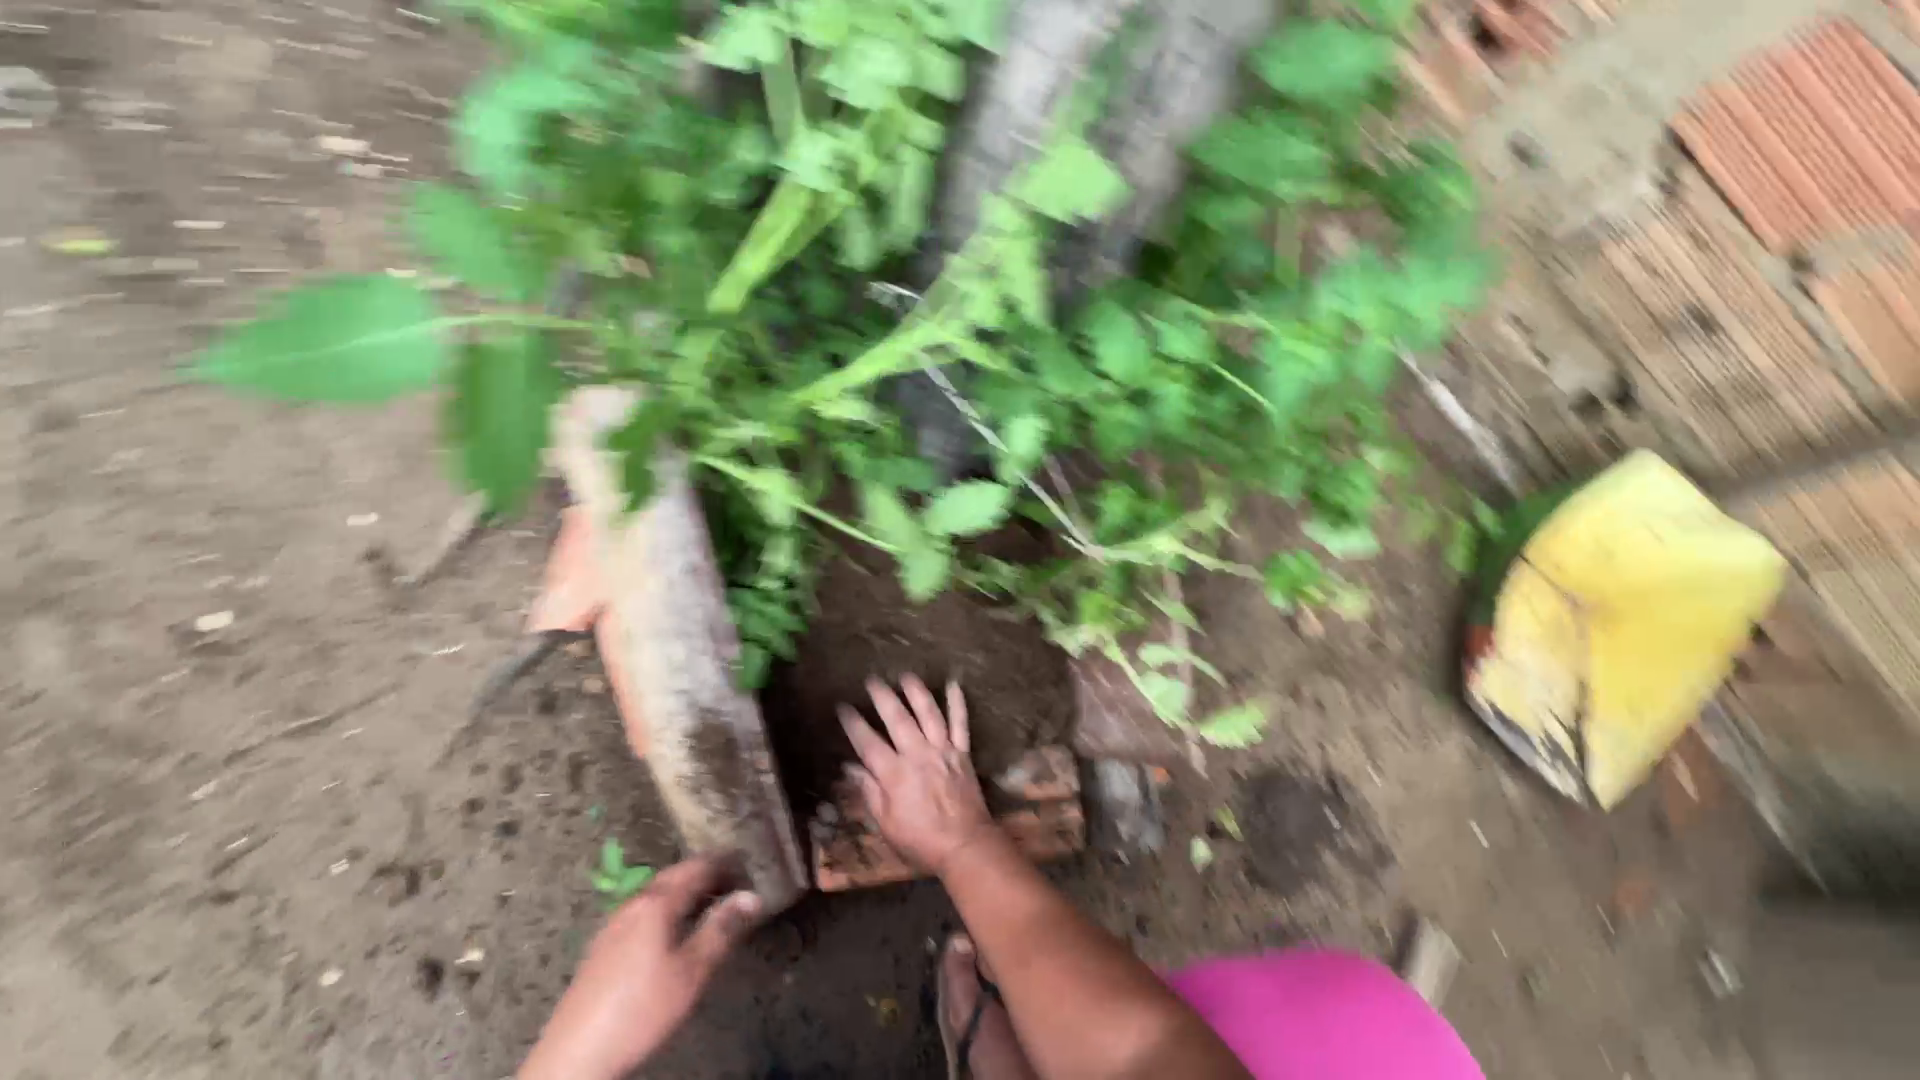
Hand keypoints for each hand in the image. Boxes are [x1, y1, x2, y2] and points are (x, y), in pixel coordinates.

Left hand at [518, 855, 762, 1079]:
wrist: (576, 1052)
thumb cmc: (642, 1009)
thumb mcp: (691, 971)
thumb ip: (721, 929)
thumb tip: (752, 896)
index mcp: (656, 904)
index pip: (696, 868)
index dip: (723, 862)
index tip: (747, 862)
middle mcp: (632, 904)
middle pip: (673, 876)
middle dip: (703, 874)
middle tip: (732, 879)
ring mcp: (613, 923)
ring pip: (655, 893)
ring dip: (683, 890)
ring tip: (708, 902)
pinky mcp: (602, 944)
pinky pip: (641, 910)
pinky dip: (664, 907)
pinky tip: (670, 929)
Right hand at [840, 675, 999, 875]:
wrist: (965, 846)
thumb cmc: (921, 840)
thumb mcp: (886, 823)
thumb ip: (869, 792)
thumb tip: (850, 767)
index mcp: (894, 774)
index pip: (867, 742)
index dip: (853, 723)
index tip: (842, 706)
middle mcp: (918, 755)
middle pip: (897, 719)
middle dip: (882, 697)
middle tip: (872, 680)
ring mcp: (943, 751)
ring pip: (929, 713)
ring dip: (916, 692)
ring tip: (906, 676)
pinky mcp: (963, 754)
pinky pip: (961, 724)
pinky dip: (957, 703)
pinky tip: (953, 685)